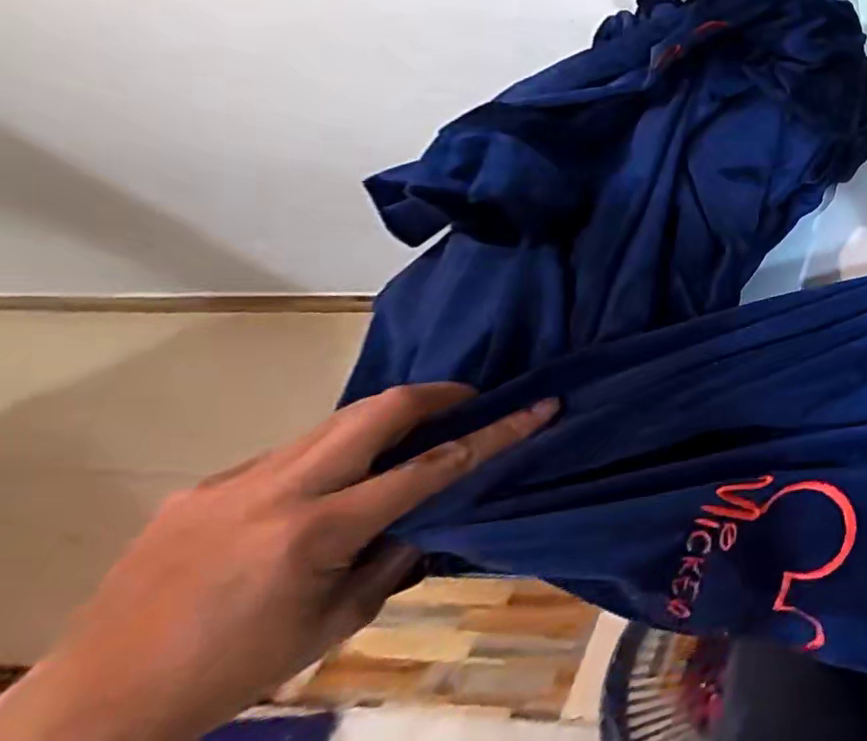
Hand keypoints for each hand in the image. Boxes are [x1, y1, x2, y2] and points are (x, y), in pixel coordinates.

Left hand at [0, 383, 555, 740]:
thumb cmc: (232, 671)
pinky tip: (329, 488)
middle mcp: (278, 491)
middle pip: (379, 411)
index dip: (496, 432)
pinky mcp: (205, 486)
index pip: (432, 466)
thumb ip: (394, 558)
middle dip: (439, 395)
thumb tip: (429, 518)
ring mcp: (235, 482)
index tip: (539, 406)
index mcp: (317, 533)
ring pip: (336, 422)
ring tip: (409, 441)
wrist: (90, 706)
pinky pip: (292, 452)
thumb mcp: (335, 622)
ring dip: (386, 421)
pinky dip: (333, 453)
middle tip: (472, 400)